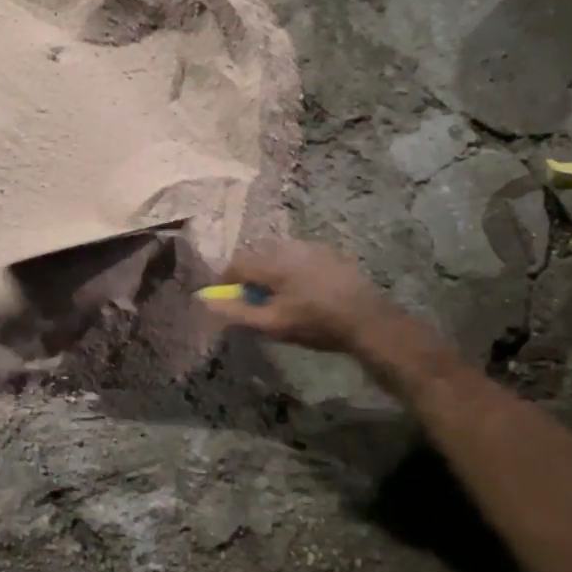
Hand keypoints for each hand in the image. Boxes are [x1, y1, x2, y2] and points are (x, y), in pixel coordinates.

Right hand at [200, 239, 396, 355]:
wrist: (367, 319)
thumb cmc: (315, 323)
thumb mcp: (272, 324)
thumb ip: (237, 312)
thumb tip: (204, 300)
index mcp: (272, 263)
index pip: (236, 264)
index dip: (228, 282)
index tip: (232, 299)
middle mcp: (289, 247)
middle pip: (257, 255)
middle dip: (251, 275)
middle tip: (258, 300)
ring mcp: (312, 247)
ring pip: (279, 253)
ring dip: (272, 270)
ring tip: (283, 295)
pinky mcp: (330, 252)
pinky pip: (299, 255)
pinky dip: (293, 268)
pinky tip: (306, 288)